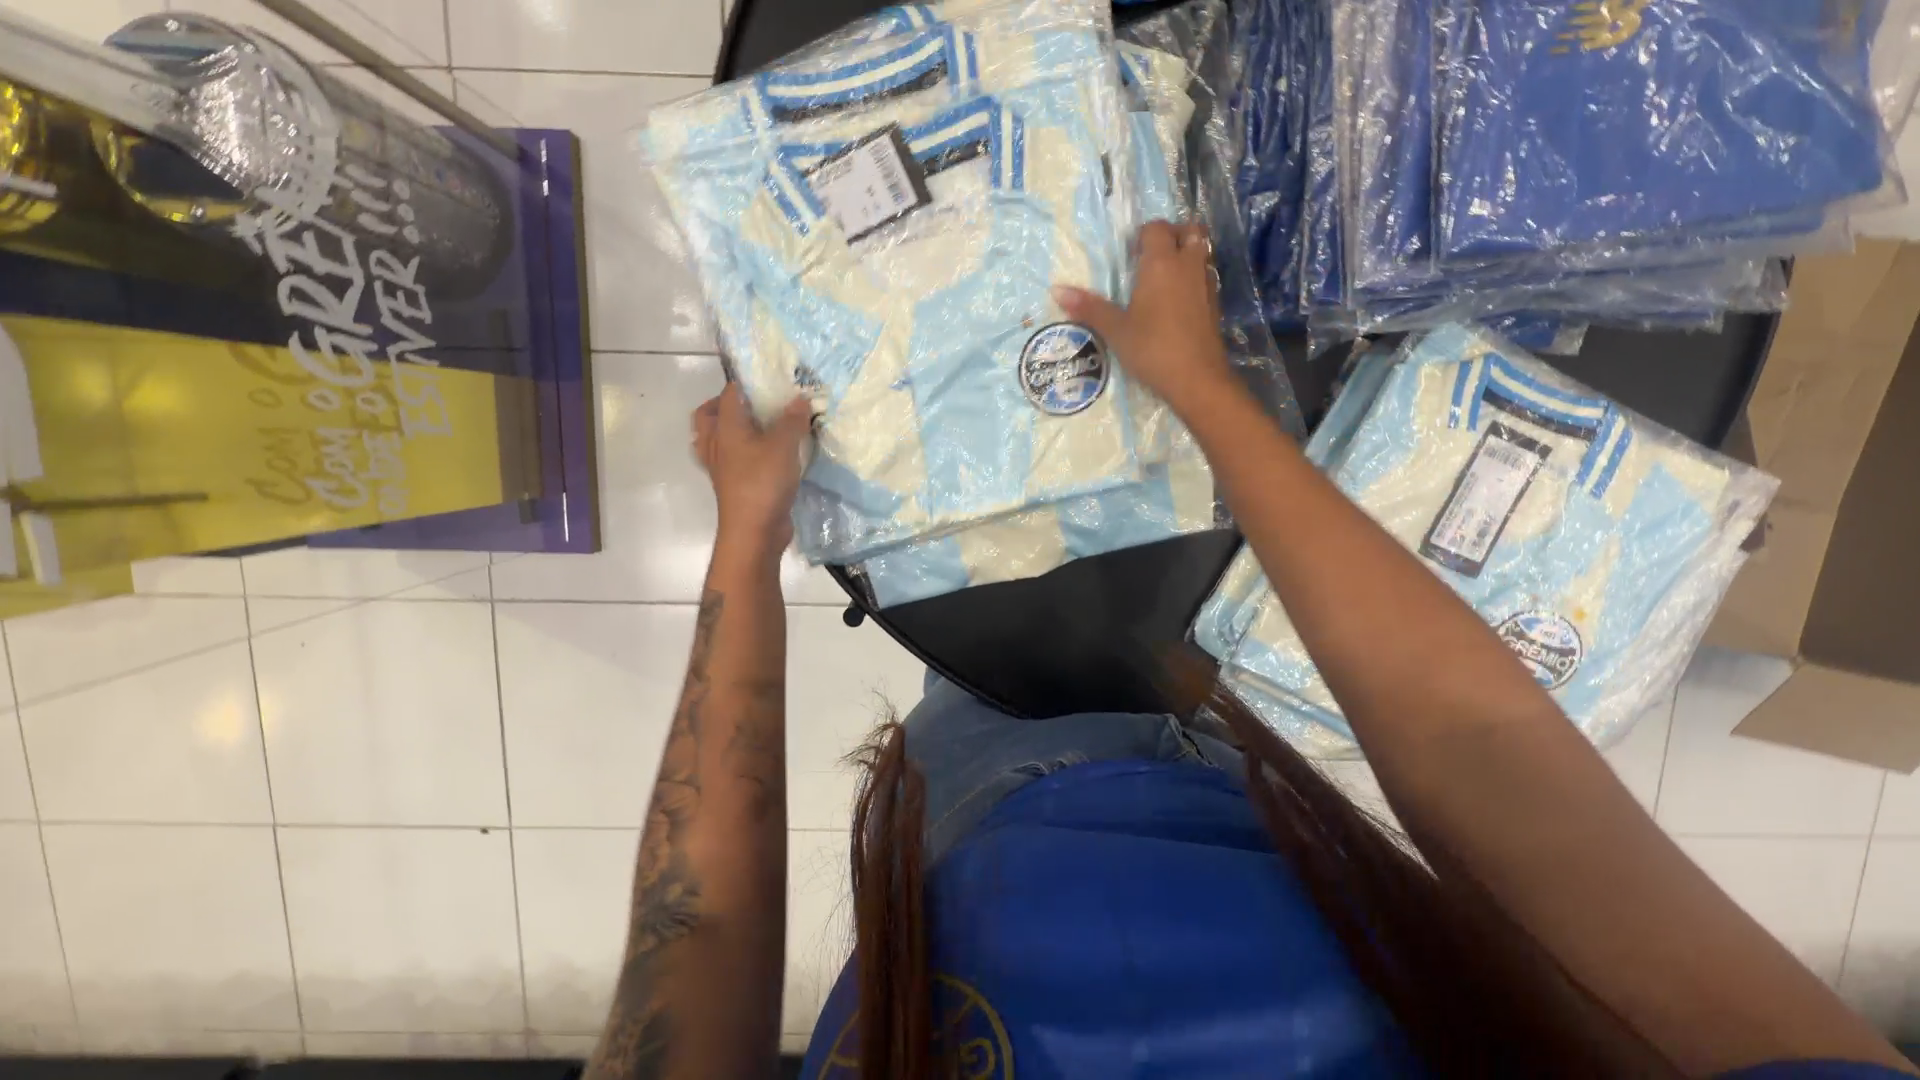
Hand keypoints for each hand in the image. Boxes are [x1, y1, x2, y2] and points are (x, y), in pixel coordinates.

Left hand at [692, 384, 813, 561]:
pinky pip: (730, 459)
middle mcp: (717, 444)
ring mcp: (722, 466)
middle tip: (751, 401)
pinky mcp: (734, 484)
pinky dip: (741, 451)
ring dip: (729, 428)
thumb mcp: (783, 446)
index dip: (748, 381)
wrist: (754, 531)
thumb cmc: (763, 482)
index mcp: (725, 428)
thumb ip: (792, 420)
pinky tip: (764, 453)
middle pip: (708, 416)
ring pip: (716, 439)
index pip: (730, 393)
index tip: (770, 375)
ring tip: (756, 425)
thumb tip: (800, 399)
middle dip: (724, 404)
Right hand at [1052, 221, 1235, 414]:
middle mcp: (1188, 265)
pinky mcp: (1215, 303)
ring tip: (1164, 275)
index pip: (1156, 228)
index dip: (1143, 235)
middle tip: (1152, 256)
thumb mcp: (1116, 330)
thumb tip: (1056, 290)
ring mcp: (1206, 283)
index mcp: (1161, 263)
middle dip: (1172, 234)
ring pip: (1202, 251)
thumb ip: (1089, 308)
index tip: (1129, 254)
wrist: (1197, 379)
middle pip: (1189, 230)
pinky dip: (1194, 276)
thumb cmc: (1153, 349)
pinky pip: (1206, 275)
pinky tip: (1178, 299)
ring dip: (1186, 253)